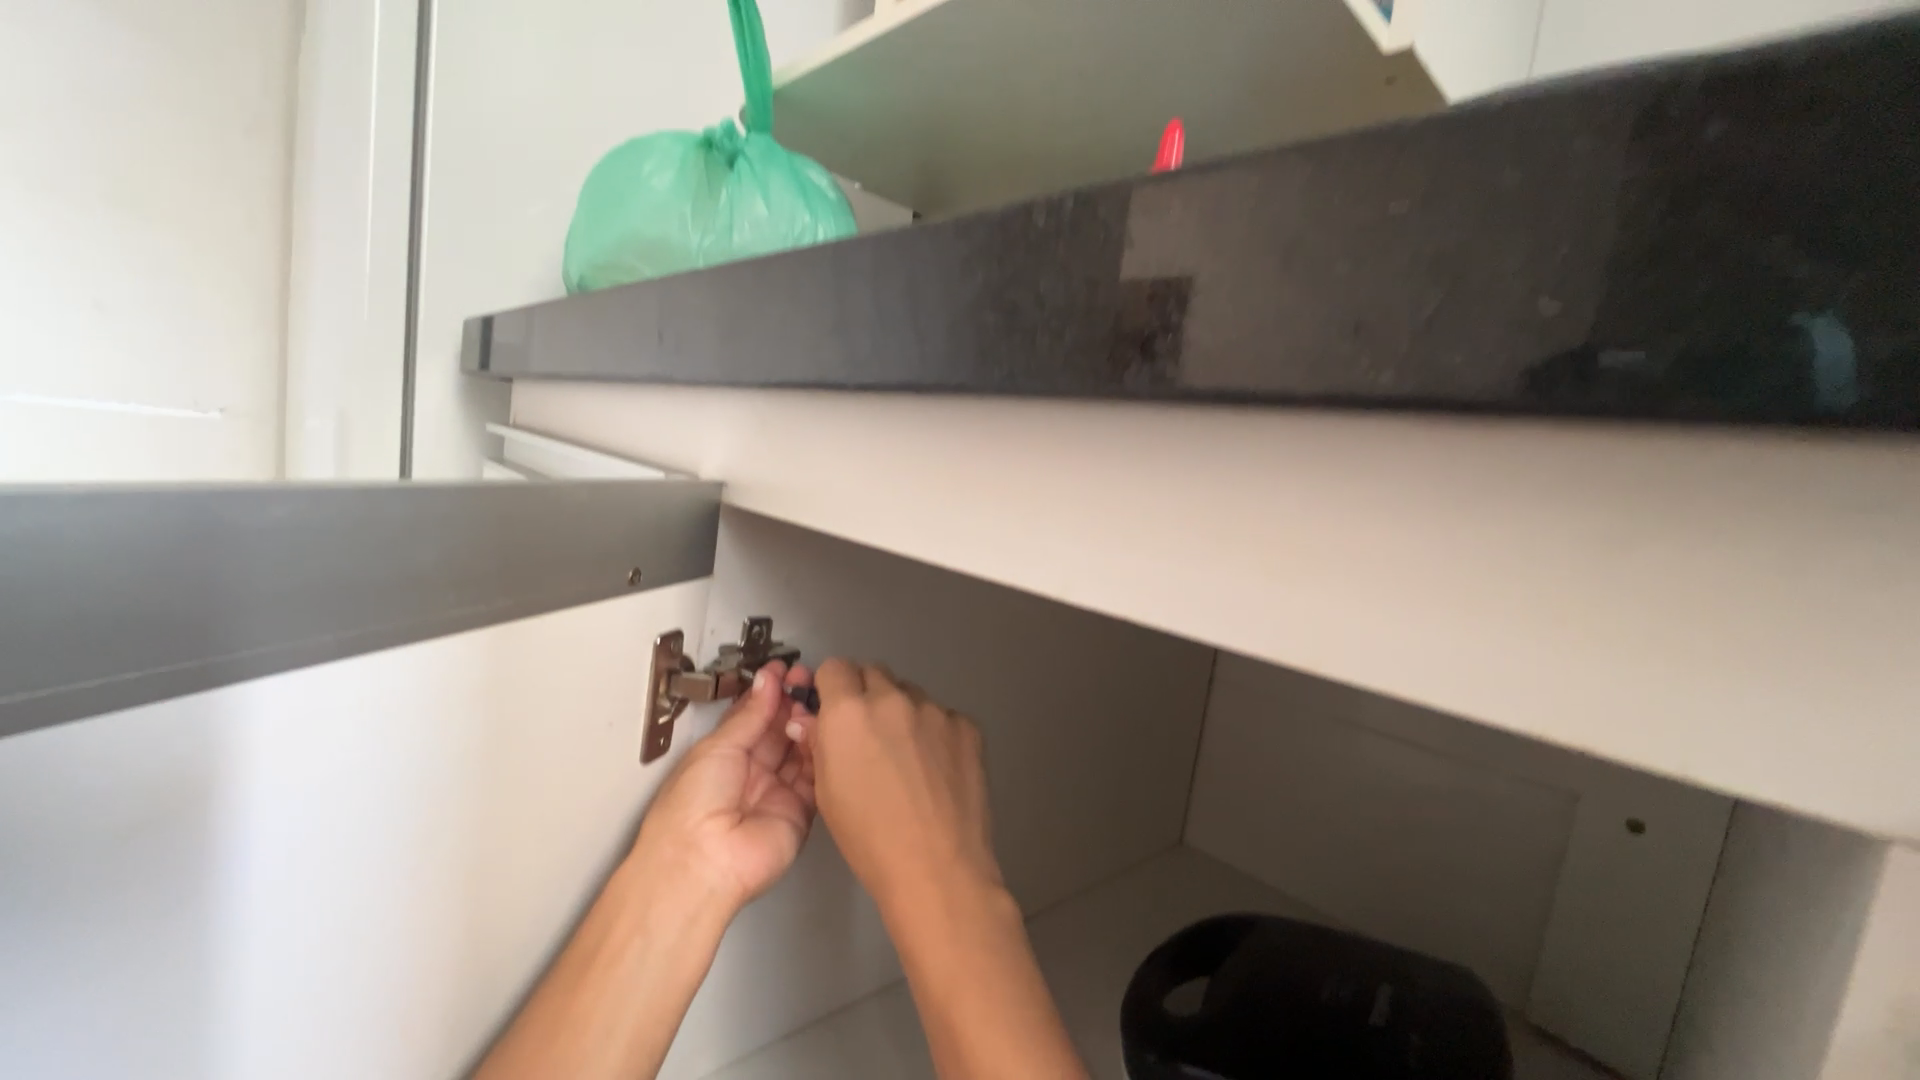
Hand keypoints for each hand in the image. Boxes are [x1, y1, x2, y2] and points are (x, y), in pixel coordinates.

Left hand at [628, 661, 817, 911]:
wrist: (702, 863)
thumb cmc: (689, 810)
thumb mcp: (717, 747)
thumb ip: (749, 714)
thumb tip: (765, 682)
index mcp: (724, 757)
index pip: (754, 716)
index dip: (770, 692)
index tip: (785, 670)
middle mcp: (751, 773)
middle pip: (779, 731)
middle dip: (793, 703)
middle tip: (807, 678)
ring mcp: (776, 792)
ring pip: (800, 750)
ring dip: (808, 724)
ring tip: (817, 699)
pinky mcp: (800, 812)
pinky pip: (816, 778)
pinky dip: (822, 754)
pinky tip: (825, 730)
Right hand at [796, 659, 999, 914]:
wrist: (936, 867)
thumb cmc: (868, 838)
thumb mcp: (826, 791)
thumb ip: (819, 742)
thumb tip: (812, 719)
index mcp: (849, 712)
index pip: (835, 667)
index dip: (832, 687)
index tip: (835, 708)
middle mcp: (892, 699)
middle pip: (874, 673)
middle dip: (866, 693)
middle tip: (869, 733)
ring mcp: (935, 710)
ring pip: (910, 695)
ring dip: (902, 712)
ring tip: (907, 758)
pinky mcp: (967, 726)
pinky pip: (943, 717)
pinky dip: (935, 733)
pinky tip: (937, 770)